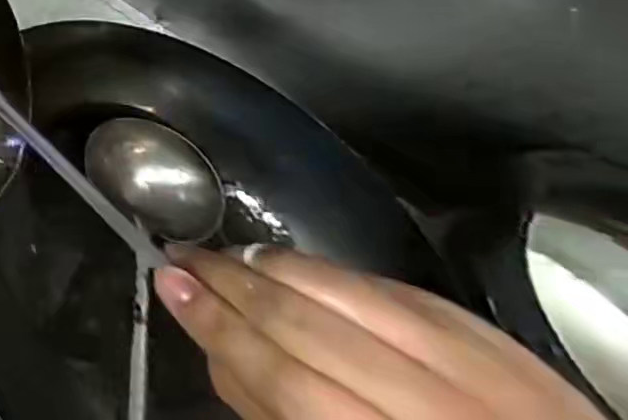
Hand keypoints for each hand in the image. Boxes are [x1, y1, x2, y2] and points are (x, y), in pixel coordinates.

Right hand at [154, 244, 604, 419]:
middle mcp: (444, 414)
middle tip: (180, 255)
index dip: (215, 324)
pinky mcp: (492, 336)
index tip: (166, 281)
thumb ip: (271, 411)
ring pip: (343, 291)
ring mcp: (481, 372)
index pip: (284, 378)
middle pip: (306, 326)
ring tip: (226, 254)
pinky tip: (286, 263)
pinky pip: (386, 285)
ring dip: (268, 263)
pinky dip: (324, 270)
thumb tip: (206, 337)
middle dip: (228, 282)